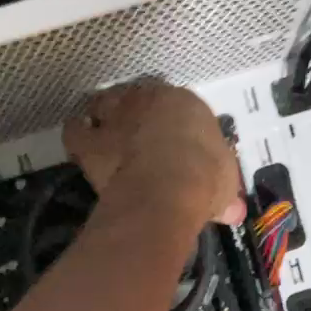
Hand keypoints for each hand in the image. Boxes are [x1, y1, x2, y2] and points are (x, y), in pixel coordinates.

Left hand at [64, 80, 245, 225]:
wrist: (168, 188)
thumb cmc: (204, 179)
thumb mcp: (224, 187)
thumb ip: (225, 194)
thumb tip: (234, 212)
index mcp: (184, 105)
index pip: (175, 106)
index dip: (170, 123)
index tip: (170, 140)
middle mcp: (147, 101)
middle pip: (135, 98)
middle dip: (134, 114)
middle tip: (134, 134)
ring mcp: (116, 118)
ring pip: (103, 105)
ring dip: (102, 116)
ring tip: (101, 131)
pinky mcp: (91, 141)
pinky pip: (76, 130)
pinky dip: (77, 134)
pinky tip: (79, 144)